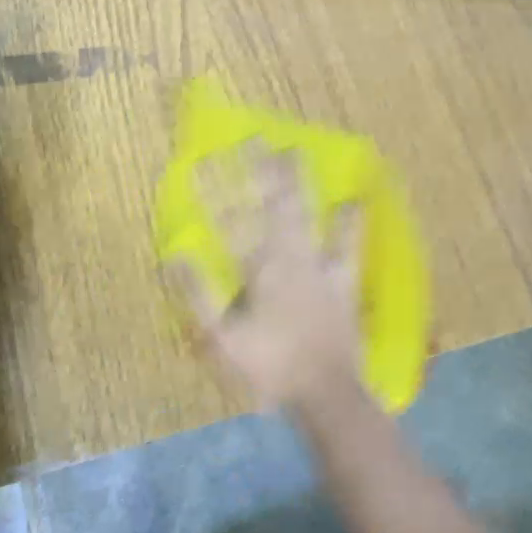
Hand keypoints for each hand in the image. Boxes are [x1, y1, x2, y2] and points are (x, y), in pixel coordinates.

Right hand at [172, 146, 365, 409]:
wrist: (327, 393)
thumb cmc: (269, 367)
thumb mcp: (222, 339)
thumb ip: (199, 295)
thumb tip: (174, 255)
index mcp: (260, 269)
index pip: (232, 221)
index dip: (216, 191)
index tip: (203, 161)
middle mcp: (292, 256)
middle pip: (275, 204)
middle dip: (264, 170)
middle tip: (258, 139)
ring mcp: (322, 266)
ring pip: (309, 213)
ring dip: (300, 183)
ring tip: (296, 151)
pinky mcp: (344, 280)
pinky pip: (349, 243)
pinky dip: (351, 221)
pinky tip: (356, 200)